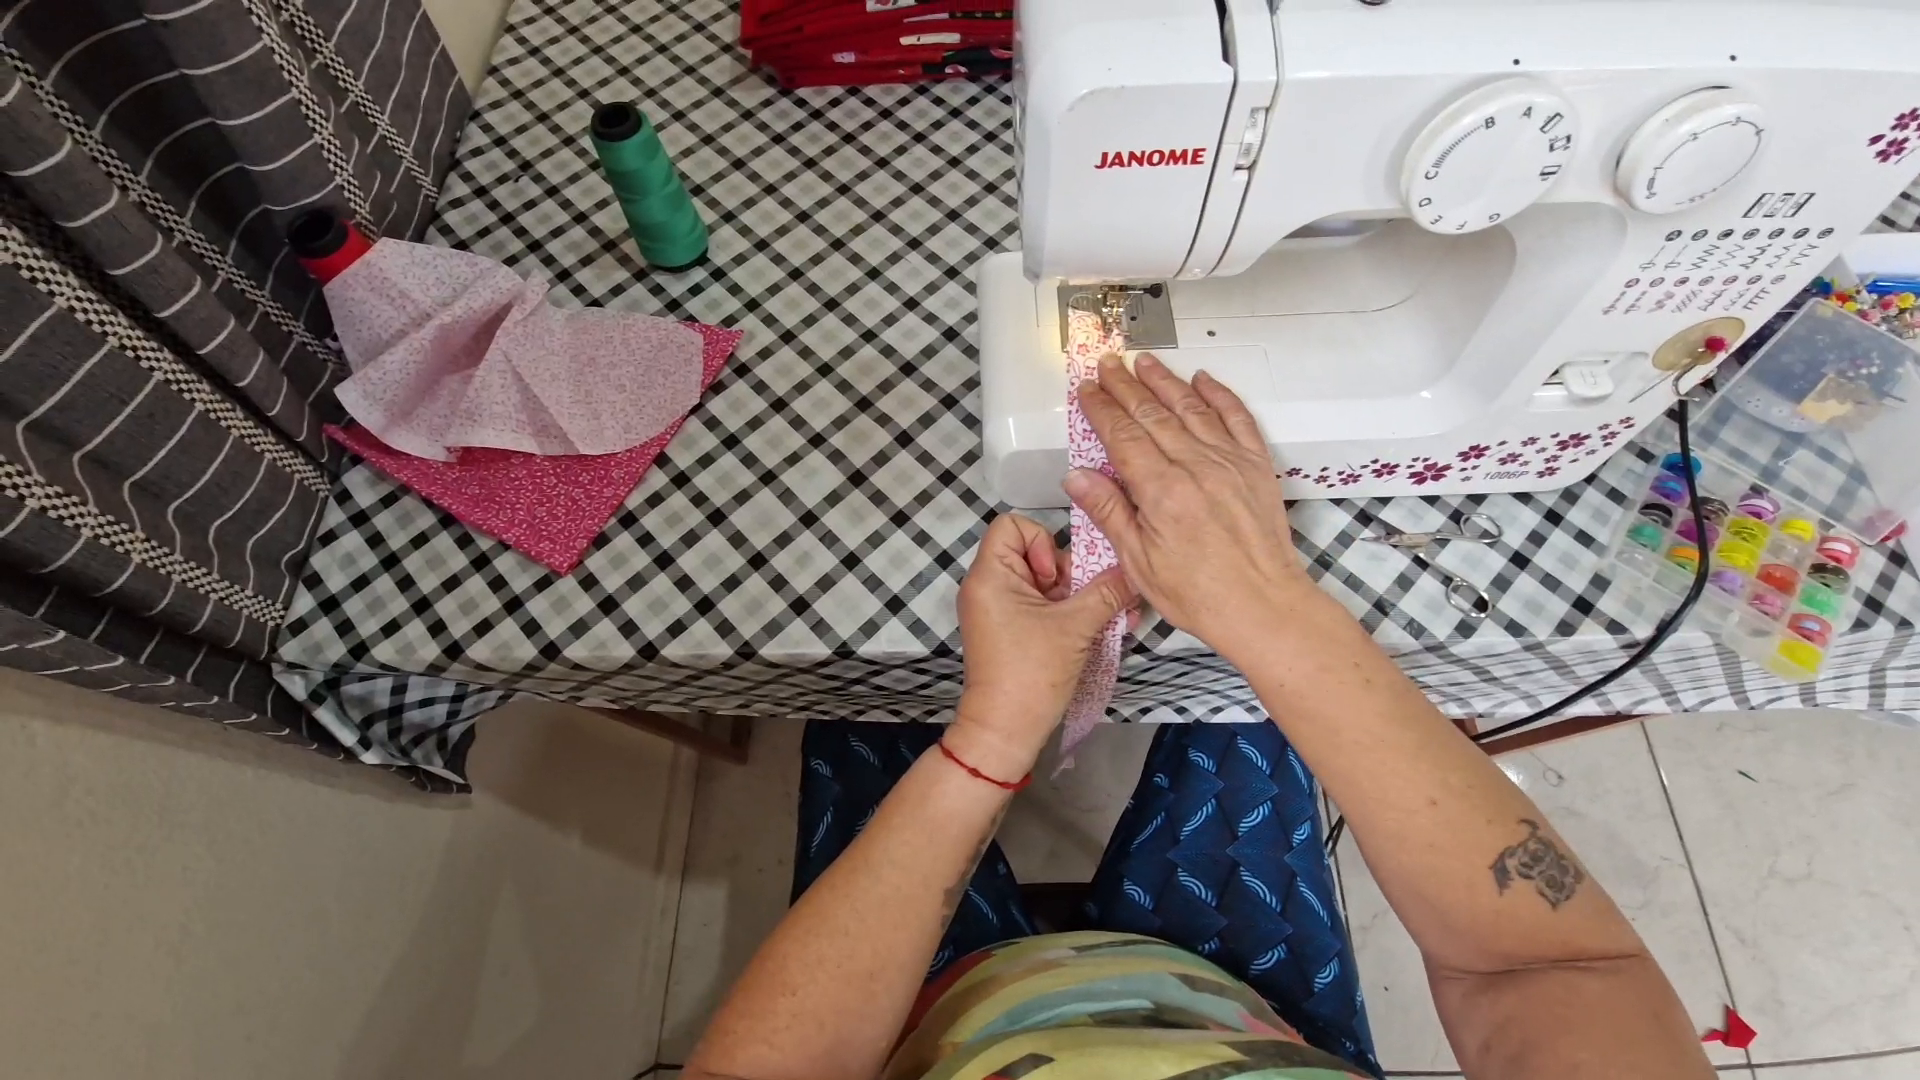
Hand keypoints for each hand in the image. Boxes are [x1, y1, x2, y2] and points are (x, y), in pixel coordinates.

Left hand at [951, 513, 1136, 779]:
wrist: (1006, 728)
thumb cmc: (1033, 671)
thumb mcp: (1077, 626)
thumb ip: (1107, 591)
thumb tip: (1135, 569)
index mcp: (990, 575)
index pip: (1012, 524)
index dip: (1042, 542)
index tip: (1056, 579)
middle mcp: (987, 585)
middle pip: (1032, 551)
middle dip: (1066, 573)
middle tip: (1081, 601)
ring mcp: (996, 608)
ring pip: (1042, 581)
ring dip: (1073, 595)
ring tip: (1096, 619)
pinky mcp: (1008, 629)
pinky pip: (1039, 605)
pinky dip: (1064, 612)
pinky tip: (1093, 629)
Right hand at [1064, 353, 1315, 657]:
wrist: (1263, 607)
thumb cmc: (1199, 594)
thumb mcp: (1139, 562)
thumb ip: (1110, 512)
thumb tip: (1078, 477)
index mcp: (1161, 491)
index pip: (1123, 436)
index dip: (1102, 409)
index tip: (1087, 390)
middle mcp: (1196, 467)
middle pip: (1153, 414)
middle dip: (1126, 386)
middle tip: (1108, 364)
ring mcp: (1230, 463)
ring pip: (1191, 408)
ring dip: (1165, 381)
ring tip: (1145, 361)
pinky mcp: (1257, 467)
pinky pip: (1238, 419)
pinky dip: (1220, 396)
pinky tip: (1205, 380)